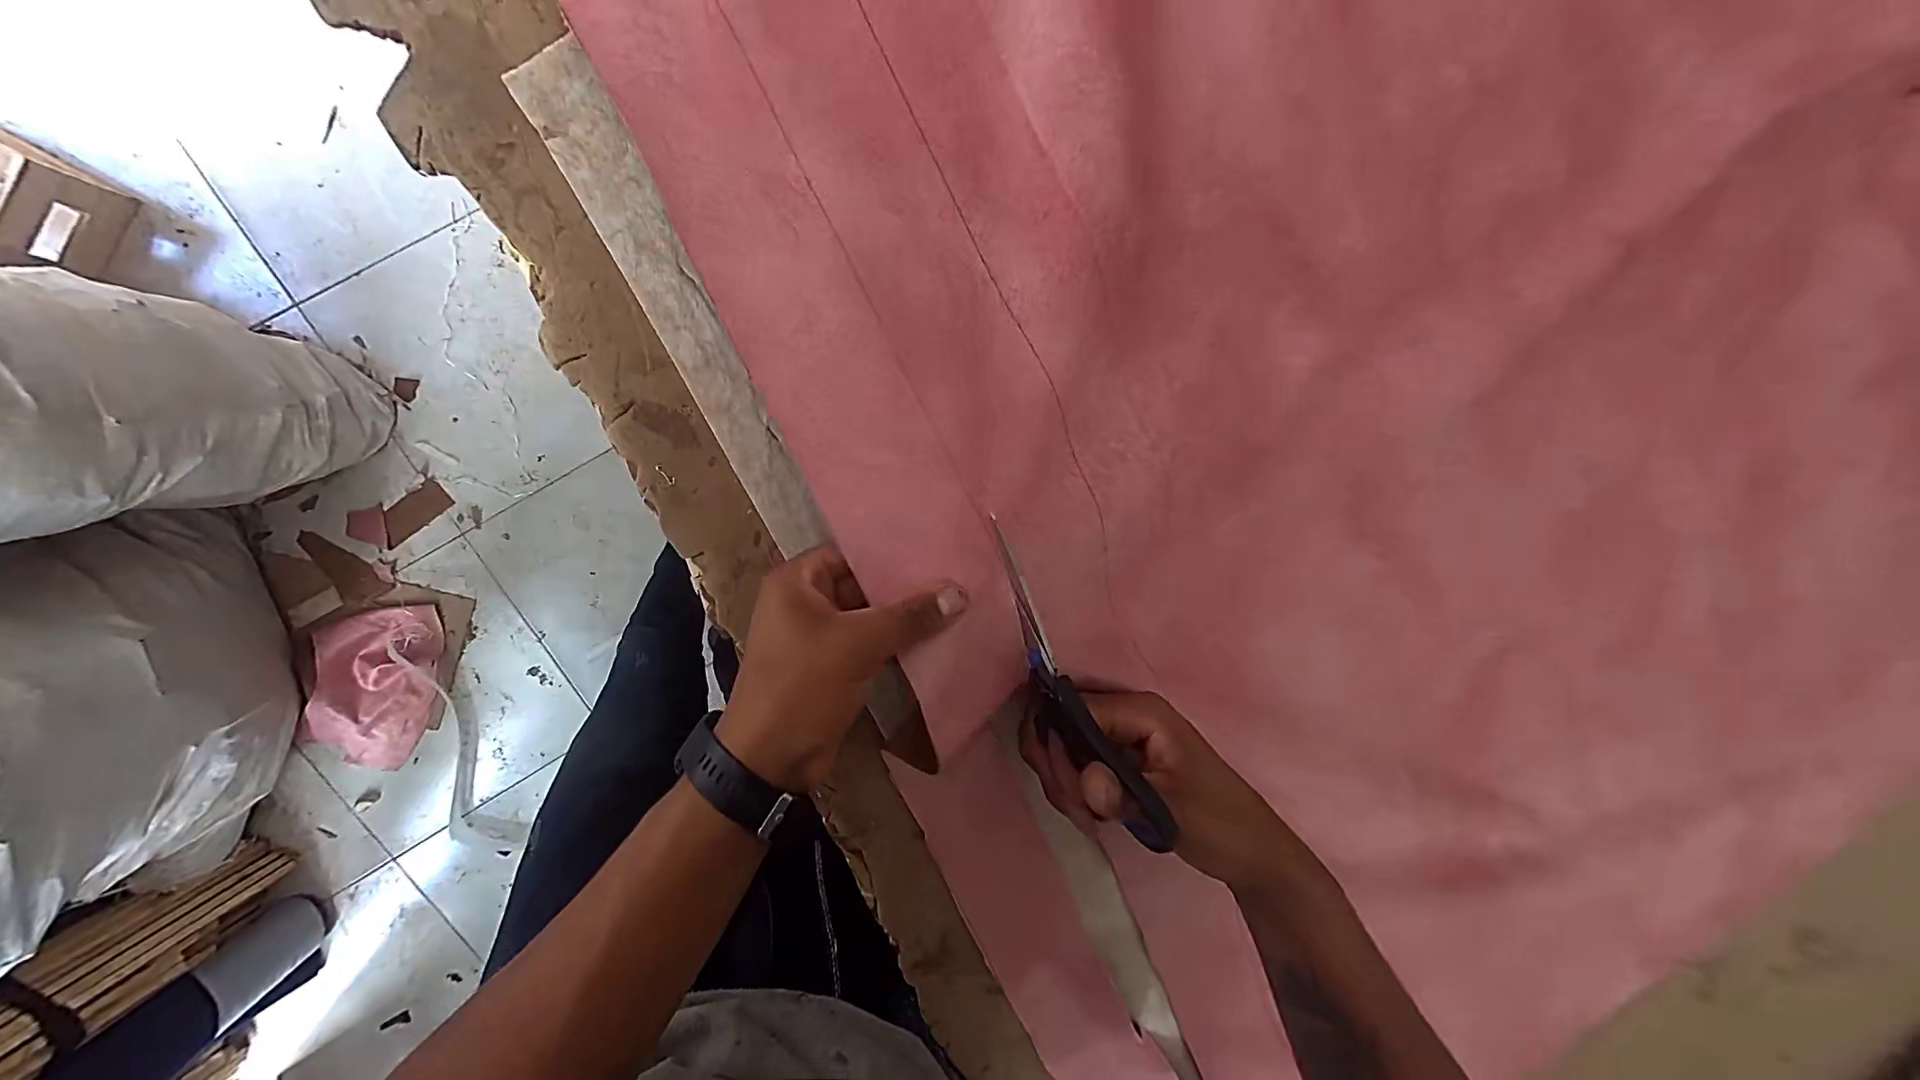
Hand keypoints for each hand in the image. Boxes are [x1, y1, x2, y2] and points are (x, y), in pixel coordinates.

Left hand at [719, 546, 966, 793]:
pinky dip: (897, 641)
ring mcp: (820, 635)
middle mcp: (805, 601)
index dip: (891, 550)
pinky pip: (870, 642)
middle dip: (904, 585)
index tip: (935, 548)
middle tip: (954, 575)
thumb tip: (959, 594)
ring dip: (905, 615)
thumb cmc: (803, 686)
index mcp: (796, 582)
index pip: (851, 552)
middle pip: (863, 583)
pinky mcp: (834, 665)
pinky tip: (936, 634)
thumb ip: (909, 616)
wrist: (771, 760)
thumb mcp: (857, 644)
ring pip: (870, 615)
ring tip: (955, 601)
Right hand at [1019, 689, 1294, 887]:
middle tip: (1078, 810)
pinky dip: (1072, 792)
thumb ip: (1123, 795)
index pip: (1073, 708)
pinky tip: (1093, 816)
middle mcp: (1125, 714)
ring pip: (1062, 747)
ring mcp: (1118, 737)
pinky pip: (1075, 765)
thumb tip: (1085, 779)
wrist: (1249, 851)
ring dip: (1063, 785)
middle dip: (1056, 768)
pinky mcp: (1115, 760)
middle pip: (1059, 724)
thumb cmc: (1219, 823)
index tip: (1065, 788)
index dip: (1055, 742)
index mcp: (1142, 711)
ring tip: (1090, 818)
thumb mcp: (1171, 811)